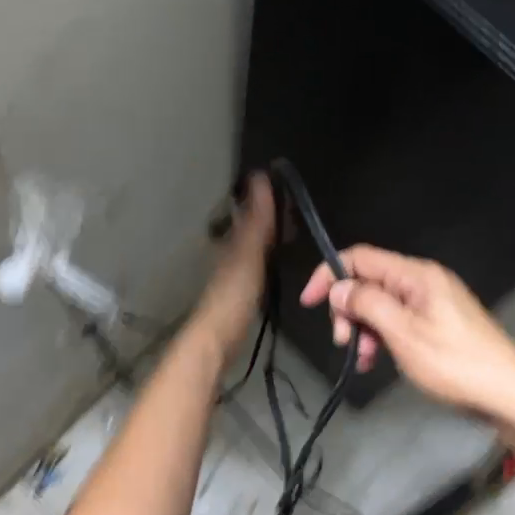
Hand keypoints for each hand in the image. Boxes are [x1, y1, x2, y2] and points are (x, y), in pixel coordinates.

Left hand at [189, 174, 276, 351]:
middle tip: (295, 205)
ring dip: (269, 234)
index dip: (264, 195)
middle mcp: (231, 251)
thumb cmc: (233, 294)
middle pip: (250, 225)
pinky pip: (259, 263)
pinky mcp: (242, 291)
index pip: (248, 208)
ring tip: (292, 227)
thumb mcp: (248, 253)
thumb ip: (256, 220)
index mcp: (232, 240)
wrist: (218, 338)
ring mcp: (235, 272)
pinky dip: (269, 255)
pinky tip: (279, 259)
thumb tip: (260, 176)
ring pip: (254, 243)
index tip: (285, 181)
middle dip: (268, 213)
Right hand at [298, 246, 514, 426]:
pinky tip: (375, 362)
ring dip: (363, 329)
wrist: (507, 393)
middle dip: (348, 309)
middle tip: (343, 341)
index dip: (330, 274)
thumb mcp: (403, 333)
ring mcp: (431, 304)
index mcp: (416, 275)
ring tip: (362, 360)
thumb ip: (367, 304)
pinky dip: (380, 338)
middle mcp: (422, 282)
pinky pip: (396, 322)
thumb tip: (338, 286)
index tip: (310, 303)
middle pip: (368, 282)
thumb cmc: (454, 362)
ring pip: (380, 305)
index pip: (361, 258)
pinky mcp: (435, 325)